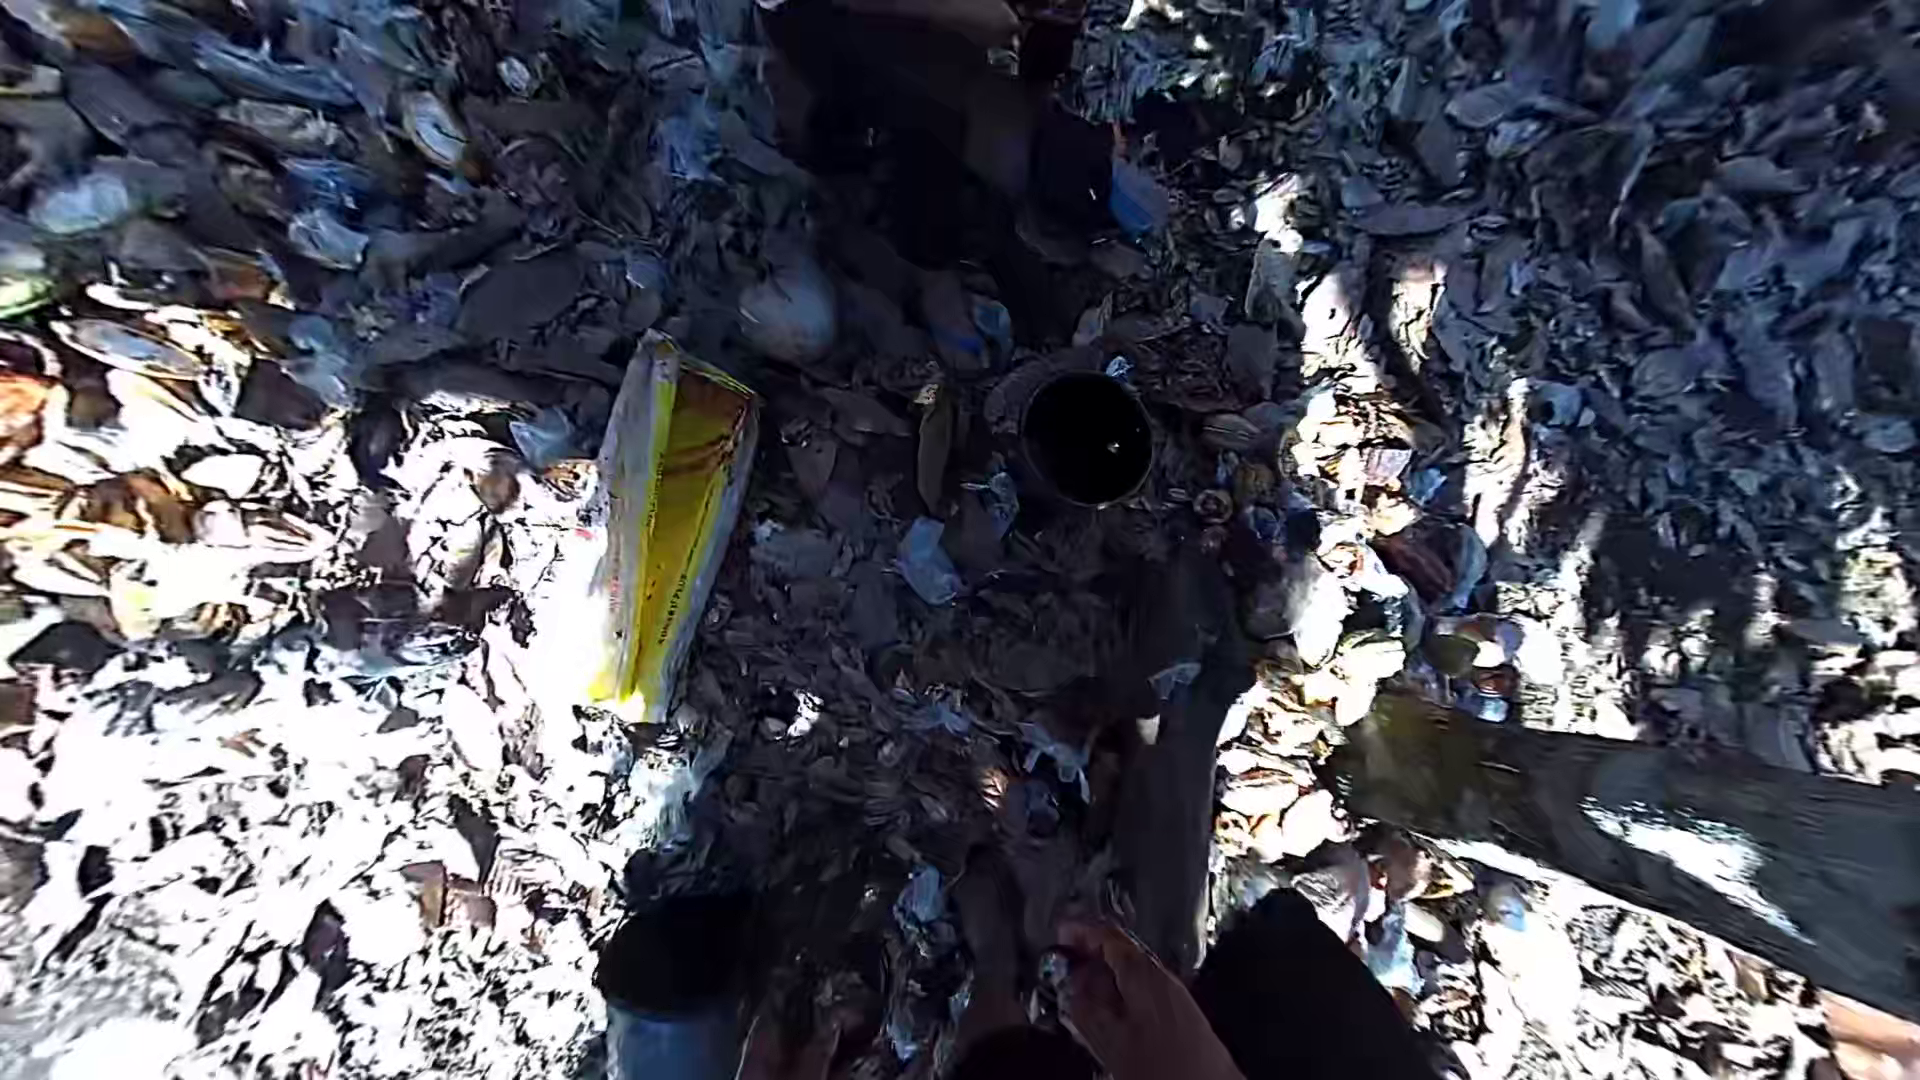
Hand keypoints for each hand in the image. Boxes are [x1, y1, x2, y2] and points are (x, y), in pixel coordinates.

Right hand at [1056, 920, 1244, 1079]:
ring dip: (1106, 976)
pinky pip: (1144, 990)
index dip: (1080, 931)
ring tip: (1084, 994)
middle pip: (1121, 950)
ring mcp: (1175, 995)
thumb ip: (1086, 1008)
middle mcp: (1161, 974)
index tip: (1059, 935)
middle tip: (1066, 967)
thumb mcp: (1113, 1042)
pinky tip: (1113, 1017)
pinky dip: (1122, 993)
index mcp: (1142, 971)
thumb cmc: (1161, 1071)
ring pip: (1133, 972)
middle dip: (1091, 954)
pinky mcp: (1184, 1017)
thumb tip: (1071, 983)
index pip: (1106, 934)